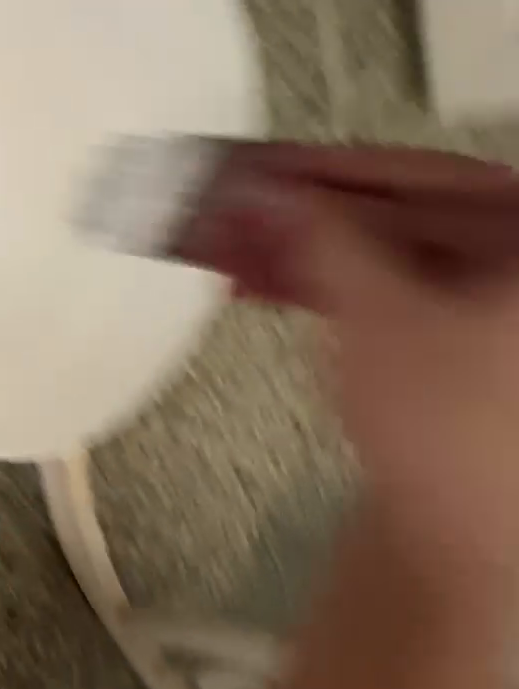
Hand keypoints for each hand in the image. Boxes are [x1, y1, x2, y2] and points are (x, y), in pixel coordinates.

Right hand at [212, 148, 518, 574]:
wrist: (456, 511)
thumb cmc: (445, 418)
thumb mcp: (377, 316)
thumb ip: (320, 244)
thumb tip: (262, 196)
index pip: (408, 174)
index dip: (315, 170)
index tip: (241, 167)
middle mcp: (506, 250)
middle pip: (381, 212)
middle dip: (287, 213)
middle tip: (210, 208)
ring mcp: (471, 290)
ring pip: (362, 251)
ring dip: (283, 249)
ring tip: (212, 248)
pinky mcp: (432, 326)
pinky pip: (361, 286)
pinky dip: (305, 283)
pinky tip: (251, 283)